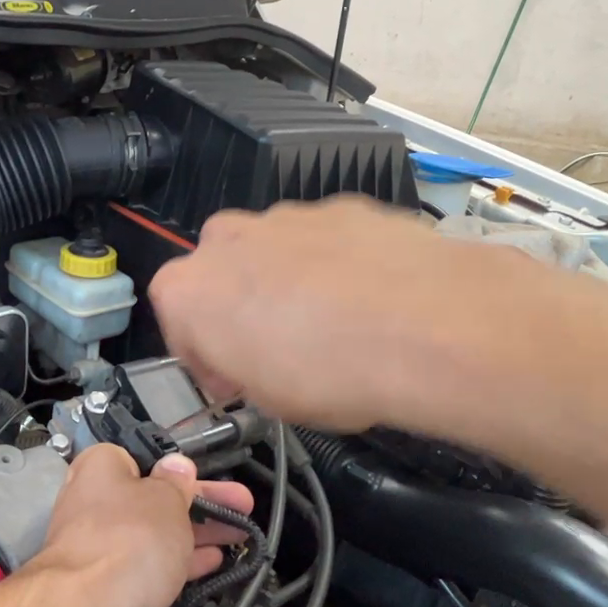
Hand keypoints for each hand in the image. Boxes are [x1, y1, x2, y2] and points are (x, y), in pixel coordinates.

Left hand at [19, 445, 252, 606]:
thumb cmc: (129, 541)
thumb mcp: (165, 501)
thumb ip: (176, 484)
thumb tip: (177, 465)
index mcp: (101, 468)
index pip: (143, 457)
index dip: (178, 468)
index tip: (209, 476)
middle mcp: (95, 501)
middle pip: (155, 497)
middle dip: (200, 502)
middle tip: (243, 505)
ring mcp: (101, 545)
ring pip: (155, 532)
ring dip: (195, 533)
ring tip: (240, 534)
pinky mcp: (108, 584)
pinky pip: (150, 564)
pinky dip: (179, 562)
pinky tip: (213, 563)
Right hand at [148, 195, 607, 434]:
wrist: (430, 327)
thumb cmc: (335, 368)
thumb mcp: (265, 399)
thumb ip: (241, 369)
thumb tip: (255, 363)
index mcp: (187, 289)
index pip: (177, 326)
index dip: (206, 360)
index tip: (232, 381)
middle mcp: (227, 240)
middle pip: (221, 278)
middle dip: (242, 312)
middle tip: (278, 356)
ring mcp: (286, 217)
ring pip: (272, 255)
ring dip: (290, 288)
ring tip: (333, 335)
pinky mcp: (341, 207)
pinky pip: (324, 242)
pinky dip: (337, 269)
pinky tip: (369, 307)